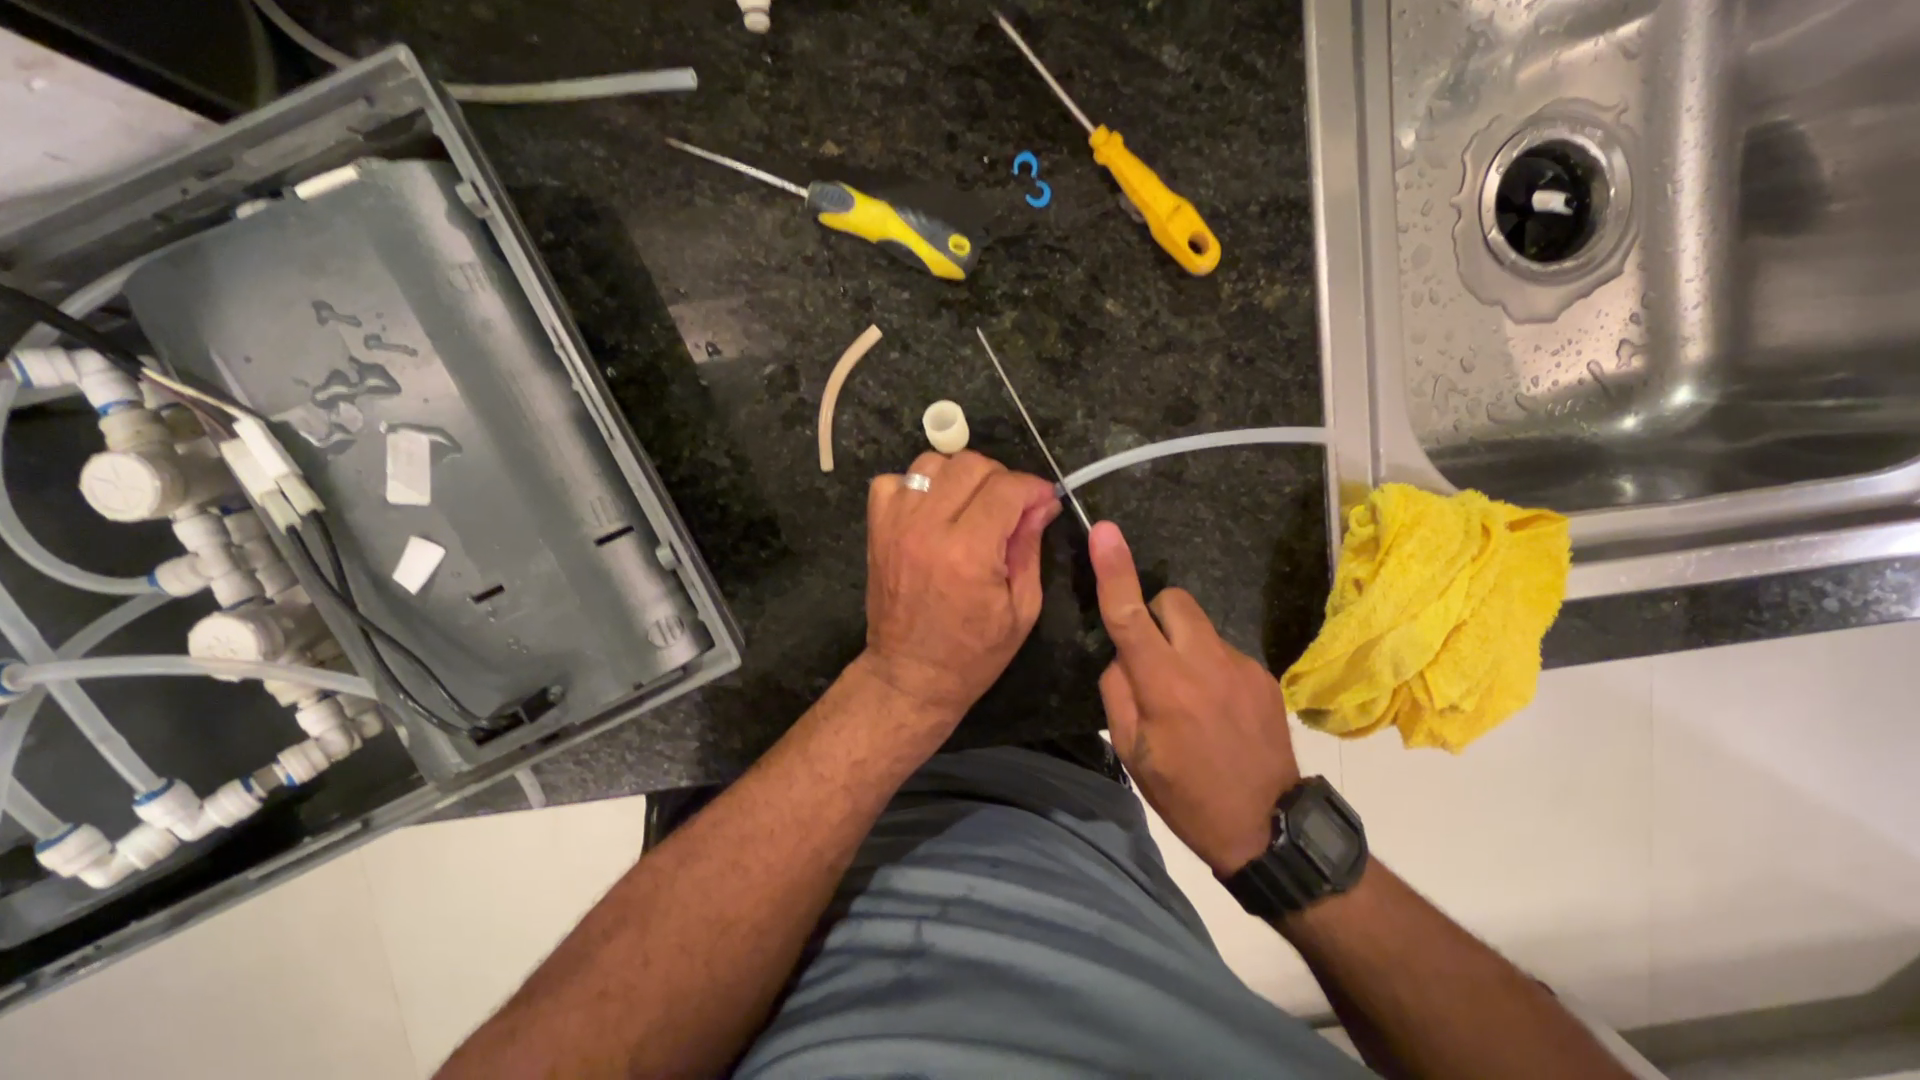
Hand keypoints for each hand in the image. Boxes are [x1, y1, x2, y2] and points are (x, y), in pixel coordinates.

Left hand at [861, 451, 1060, 731]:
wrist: (910, 676)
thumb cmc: (973, 653)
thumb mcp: (1022, 609)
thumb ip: (1029, 547)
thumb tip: (1042, 503)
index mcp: (969, 553)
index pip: (1007, 488)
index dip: (1033, 487)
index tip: (1043, 500)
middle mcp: (927, 529)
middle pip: (971, 465)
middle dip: (1001, 479)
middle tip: (1010, 507)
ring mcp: (896, 525)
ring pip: (933, 463)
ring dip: (960, 477)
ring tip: (972, 506)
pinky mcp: (877, 528)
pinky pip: (896, 481)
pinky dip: (919, 486)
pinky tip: (934, 511)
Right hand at [1091, 521, 1301, 876]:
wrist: (1268, 825)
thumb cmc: (1186, 795)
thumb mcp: (1132, 753)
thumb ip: (1118, 693)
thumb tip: (1122, 656)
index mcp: (1164, 685)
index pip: (1130, 614)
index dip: (1113, 570)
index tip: (1103, 531)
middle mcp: (1205, 663)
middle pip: (1173, 600)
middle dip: (1154, 613)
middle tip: (1150, 655)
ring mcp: (1241, 665)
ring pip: (1199, 625)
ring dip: (1182, 643)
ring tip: (1186, 695)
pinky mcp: (1264, 675)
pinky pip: (1223, 651)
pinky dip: (1209, 666)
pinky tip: (1216, 708)